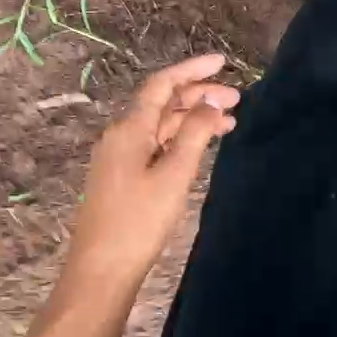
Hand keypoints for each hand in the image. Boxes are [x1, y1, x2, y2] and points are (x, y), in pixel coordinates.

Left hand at [67, 54, 239, 283]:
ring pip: (161, 123)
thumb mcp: (175, 172)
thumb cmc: (139, 219)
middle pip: (163, 102)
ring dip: (193, 118)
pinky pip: (155, 142)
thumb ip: (195, 130)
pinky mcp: (121, 175)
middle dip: (200, 95)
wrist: (100, 273)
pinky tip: (201, 145)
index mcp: (129, 128)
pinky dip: (181, 137)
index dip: (192, 68)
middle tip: (236, 100)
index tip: (223, 62)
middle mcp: (120, 135)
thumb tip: (211, 100)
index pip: (163, 84)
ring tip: (228, 124)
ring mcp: (119, 156)